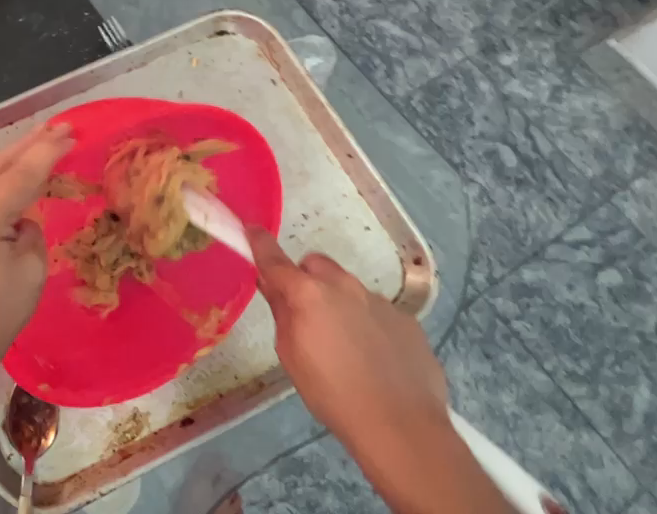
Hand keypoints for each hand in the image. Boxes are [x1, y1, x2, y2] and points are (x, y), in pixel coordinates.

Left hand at [0, 123, 71, 386]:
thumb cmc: (0, 309)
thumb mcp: (30, 268)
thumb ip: (31, 230)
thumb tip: (24, 218)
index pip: (23, 173)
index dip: (49, 152)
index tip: (72, 134)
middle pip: (4, 162)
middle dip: (33, 142)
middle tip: (63, 126)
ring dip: (21, 152)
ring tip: (47, 135)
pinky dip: (11, 171)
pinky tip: (26, 165)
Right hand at [248, 228, 452, 472]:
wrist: (402, 427)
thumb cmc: (332, 394)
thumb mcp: (290, 356)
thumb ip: (281, 312)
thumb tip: (273, 286)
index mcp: (308, 293)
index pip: (274, 258)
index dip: (259, 242)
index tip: (250, 230)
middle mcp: (344, 286)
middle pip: (315, 265)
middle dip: (306, 280)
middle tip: (305, 313)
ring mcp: (379, 301)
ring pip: (348, 288)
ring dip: (339, 303)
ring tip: (346, 346)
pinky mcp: (406, 320)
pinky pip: (377, 311)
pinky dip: (368, 323)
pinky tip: (374, 358)